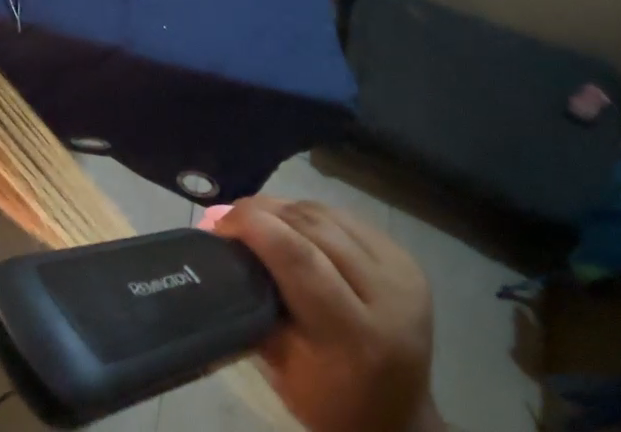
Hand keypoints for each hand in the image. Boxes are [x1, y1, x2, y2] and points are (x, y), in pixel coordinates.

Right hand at [209, 198, 440, 431]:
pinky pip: (344, 219)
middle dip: (261, 212)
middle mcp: (389, 296)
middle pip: (313, 227)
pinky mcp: (405, 259)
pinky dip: (308, 215)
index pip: (299, 257)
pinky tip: (288, 224)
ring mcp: (402, 272)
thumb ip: (253, 302)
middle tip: (225, 218)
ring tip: (252, 218)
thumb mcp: (281, 364)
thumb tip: (216, 240)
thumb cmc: (328, 399)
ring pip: (328, 215)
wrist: (396, 417)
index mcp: (356, 334)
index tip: (215, 225)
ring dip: (283, 209)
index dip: (253, 226)